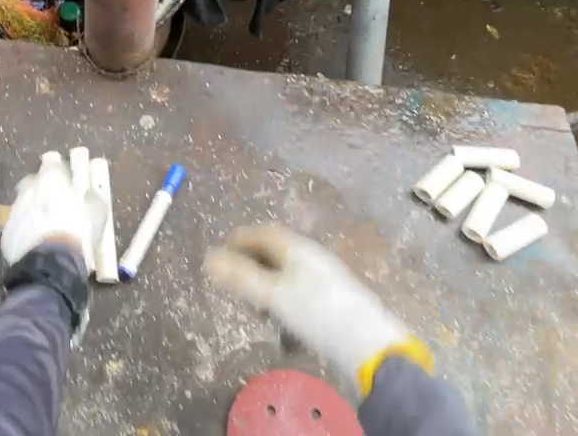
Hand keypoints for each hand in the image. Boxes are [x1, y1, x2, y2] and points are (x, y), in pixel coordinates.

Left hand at [0, 150, 107, 266]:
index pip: (52, 163)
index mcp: (51, 178)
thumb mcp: (97, 212)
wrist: (51, 264)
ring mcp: (15, 211)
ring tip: (46, 227)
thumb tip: (90, 194)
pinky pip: (17, 228)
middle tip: (55, 203)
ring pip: (23, 205)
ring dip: (32, 211)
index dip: (60, 171)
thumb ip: (92, 197)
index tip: (68, 181)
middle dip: (42, 189)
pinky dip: (25, 232)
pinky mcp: (7, 234)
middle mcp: (29, 189)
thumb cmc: (78, 232)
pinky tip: (36, 244)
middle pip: (33, 182)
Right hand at [204, 224, 430, 394]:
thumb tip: (208, 258)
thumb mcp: (272, 295)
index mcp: (293, 246)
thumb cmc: (316, 312)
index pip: (259, 232)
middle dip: (252, 269)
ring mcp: (324, 275)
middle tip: (239, 289)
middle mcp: (309, 254)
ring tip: (263, 313)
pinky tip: (287, 328)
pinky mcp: (334, 298)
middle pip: (272, 253)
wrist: (370, 343)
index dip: (237, 241)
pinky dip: (287, 304)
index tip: (220, 257)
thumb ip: (240, 276)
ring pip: (286, 275)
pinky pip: (300, 292)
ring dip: (269, 290)